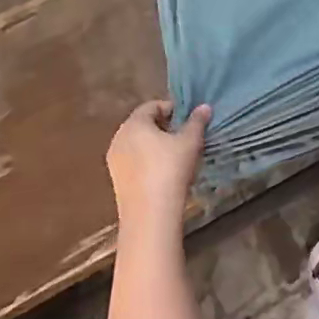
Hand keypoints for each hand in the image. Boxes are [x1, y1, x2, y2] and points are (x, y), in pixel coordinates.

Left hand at [107, 100, 210, 234]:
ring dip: (155, 144)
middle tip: (185, 135)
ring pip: (137, 143)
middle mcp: (119, 138)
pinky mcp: (116, 179)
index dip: (172, 108)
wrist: (150, 212)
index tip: (189, 119)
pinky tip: (164, 171)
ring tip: (176, 154)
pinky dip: (147, 159)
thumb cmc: (170, 168)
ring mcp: (114, 160)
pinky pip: (133, 160)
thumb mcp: (190, 141)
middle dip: (164, 126)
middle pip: (142, 124)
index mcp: (134, 124)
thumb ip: (197, 121)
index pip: (152, 106)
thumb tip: (204, 107)